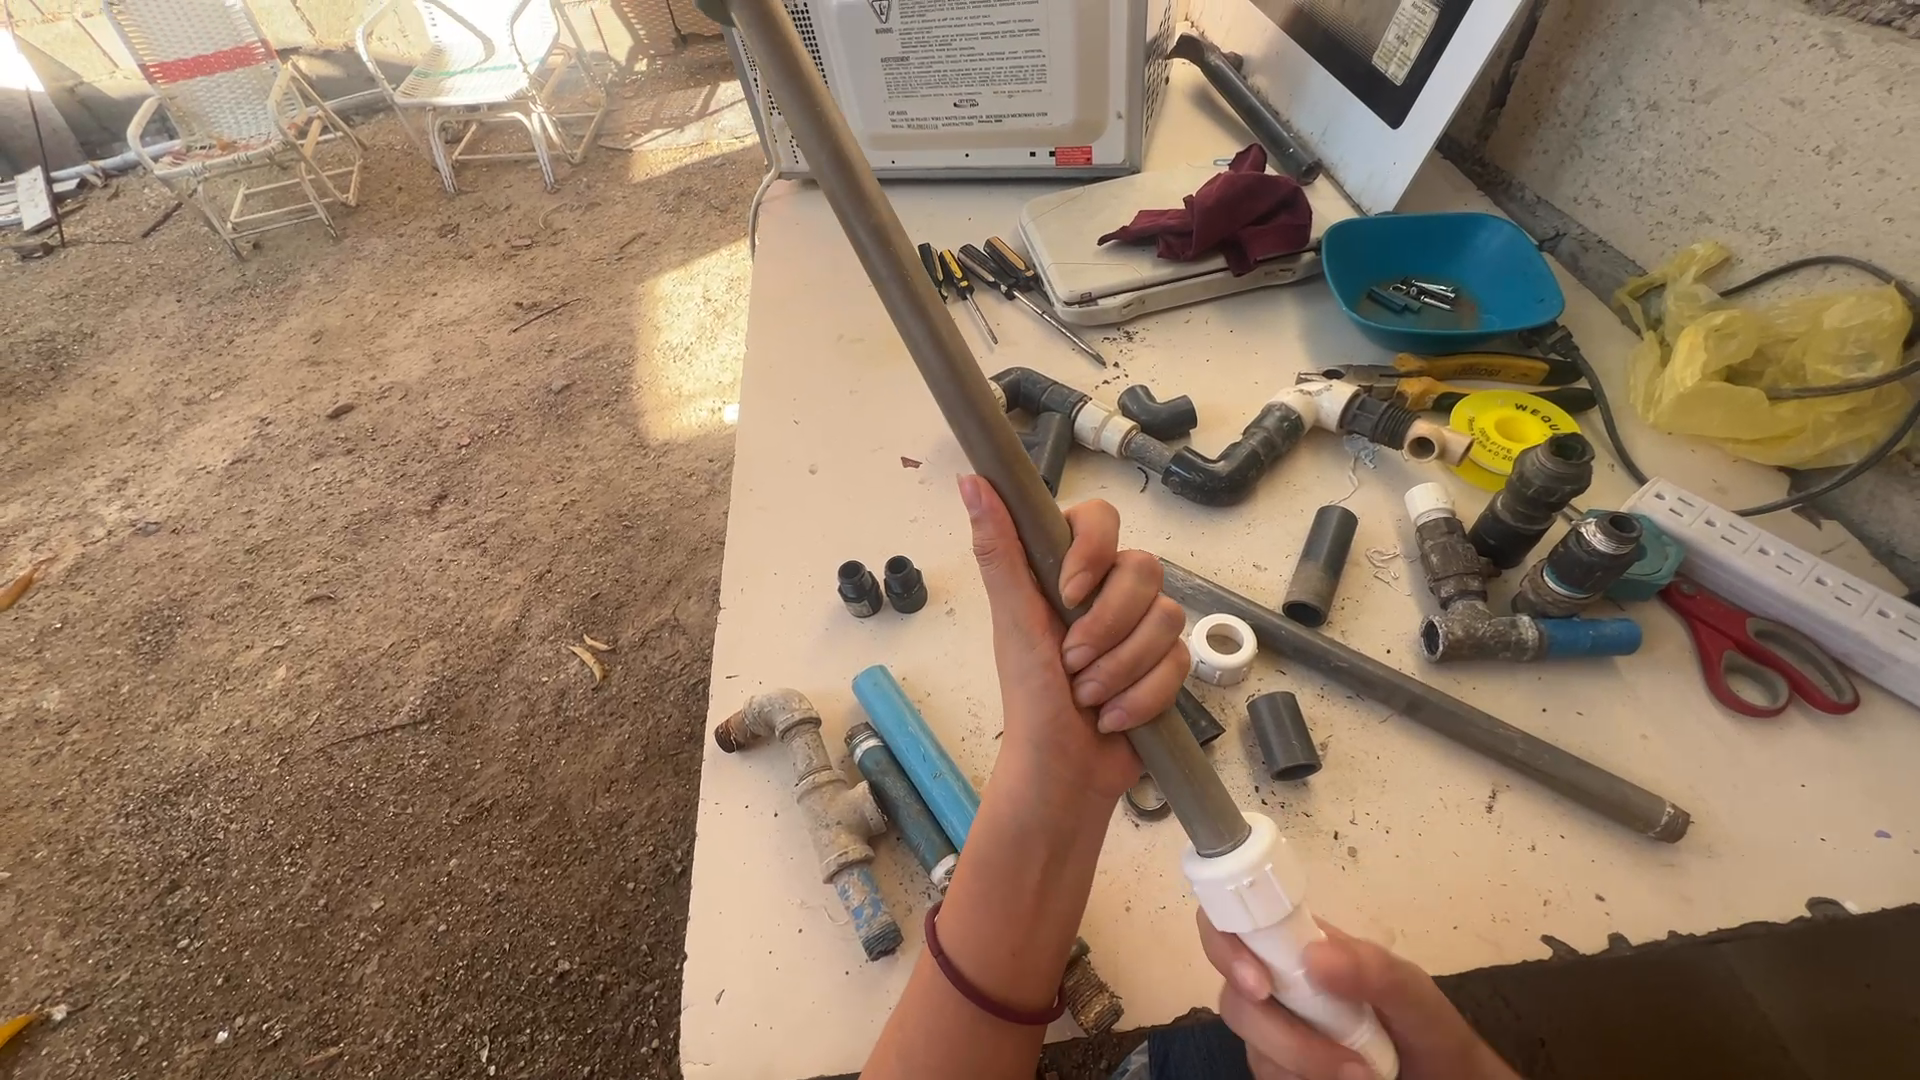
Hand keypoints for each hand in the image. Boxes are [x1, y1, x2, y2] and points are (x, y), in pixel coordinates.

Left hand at [959, 474, 1187, 799]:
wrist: (1061, 771)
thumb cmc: (1029, 696)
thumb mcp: (1012, 620)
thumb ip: (999, 551)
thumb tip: (972, 481)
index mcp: (1064, 570)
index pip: (1100, 518)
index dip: (1094, 550)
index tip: (1070, 592)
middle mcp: (1107, 590)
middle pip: (1145, 570)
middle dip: (1108, 627)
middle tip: (1071, 662)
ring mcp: (1139, 627)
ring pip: (1168, 618)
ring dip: (1121, 668)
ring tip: (1087, 696)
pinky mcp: (1165, 664)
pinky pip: (1179, 662)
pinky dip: (1141, 697)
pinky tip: (1113, 717)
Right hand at [1198, 912, 1520, 1079]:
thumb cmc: (1431, 1032)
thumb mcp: (1415, 993)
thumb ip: (1373, 969)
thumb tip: (1311, 956)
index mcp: (1293, 945)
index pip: (1231, 922)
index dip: (1223, 944)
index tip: (1257, 985)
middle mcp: (1273, 984)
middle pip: (1234, 998)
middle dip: (1281, 1036)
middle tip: (1346, 1065)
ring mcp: (1274, 1033)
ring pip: (1252, 1047)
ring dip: (1304, 1068)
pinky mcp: (1281, 1071)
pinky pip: (1269, 1077)